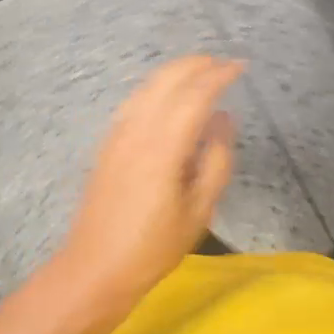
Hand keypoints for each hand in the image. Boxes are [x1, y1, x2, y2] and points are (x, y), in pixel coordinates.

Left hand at [57, 55, 245, 306]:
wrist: (93, 270)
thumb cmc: (152, 248)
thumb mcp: (198, 212)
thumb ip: (216, 161)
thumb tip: (224, 118)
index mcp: (163, 146)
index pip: (196, 94)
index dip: (220, 75)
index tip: (241, 66)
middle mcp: (138, 130)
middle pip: (168, 79)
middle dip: (198, 64)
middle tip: (224, 64)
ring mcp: (118, 133)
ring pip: (149, 84)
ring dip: (177, 71)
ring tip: (202, 71)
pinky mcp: (108, 142)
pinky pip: (136, 98)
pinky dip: (158, 85)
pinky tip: (168, 94)